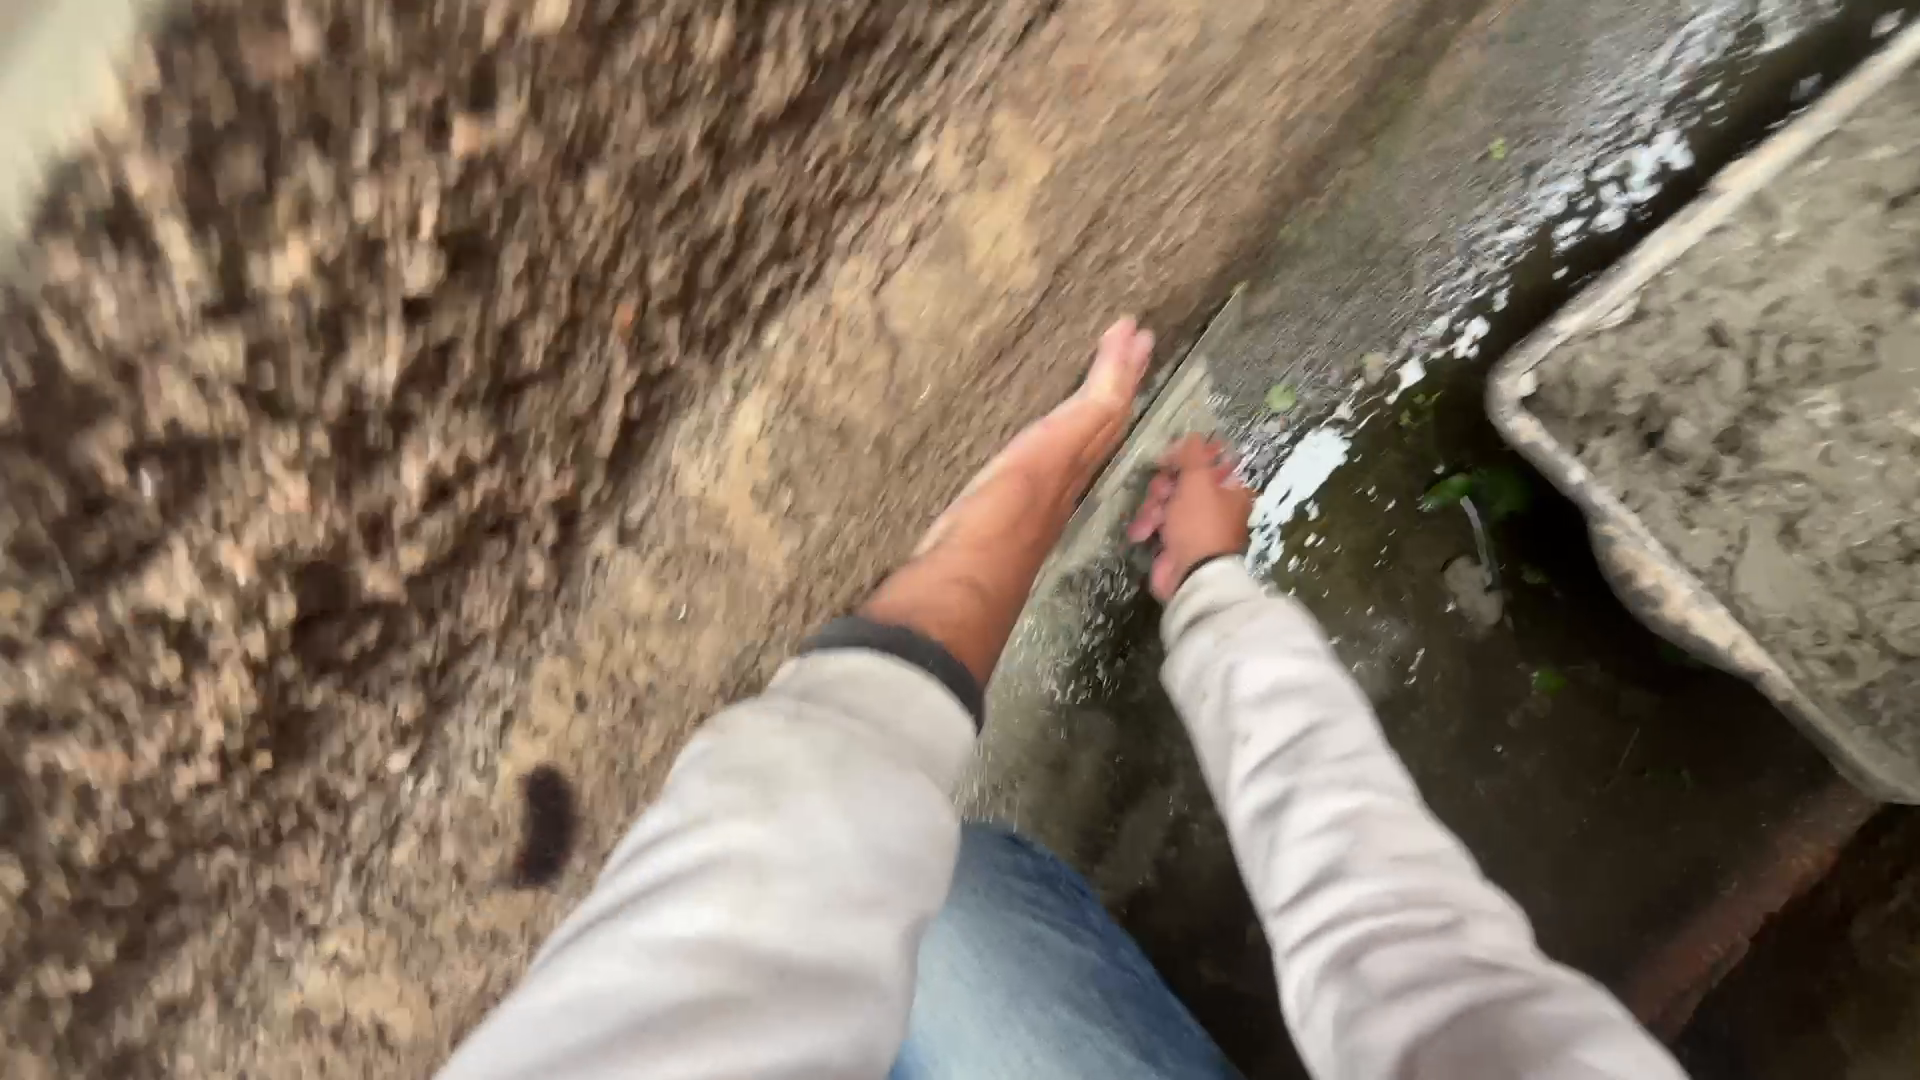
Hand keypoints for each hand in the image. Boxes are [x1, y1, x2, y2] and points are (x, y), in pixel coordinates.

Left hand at [859, 319, 1152, 682]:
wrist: (981, 566)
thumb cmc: (970, 566)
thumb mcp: (978, 549)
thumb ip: (980, 547)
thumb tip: (962, 573)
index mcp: (1047, 502)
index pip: (1078, 460)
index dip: (1094, 434)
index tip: (1107, 409)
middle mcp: (1067, 479)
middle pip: (1102, 429)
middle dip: (1120, 395)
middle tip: (1138, 359)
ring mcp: (1071, 456)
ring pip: (1106, 408)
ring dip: (1122, 370)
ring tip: (1134, 337)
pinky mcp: (1067, 437)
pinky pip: (1098, 395)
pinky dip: (1112, 364)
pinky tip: (1120, 334)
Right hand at [1126, 435, 1253, 601]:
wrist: (1190, 574)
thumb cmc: (1199, 523)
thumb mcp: (1198, 481)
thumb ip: (1193, 454)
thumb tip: (1191, 435)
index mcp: (1229, 489)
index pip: (1207, 461)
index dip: (1186, 457)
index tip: (1170, 458)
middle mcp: (1213, 505)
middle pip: (1181, 480)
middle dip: (1164, 487)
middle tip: (1162, 494)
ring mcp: (1192, 525)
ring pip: (1165, 501)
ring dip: (1153, 508)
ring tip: (1152, 522)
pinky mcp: (1173, 541)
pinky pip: (1156, 523)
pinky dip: (1148, 527)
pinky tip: (1143, 534)